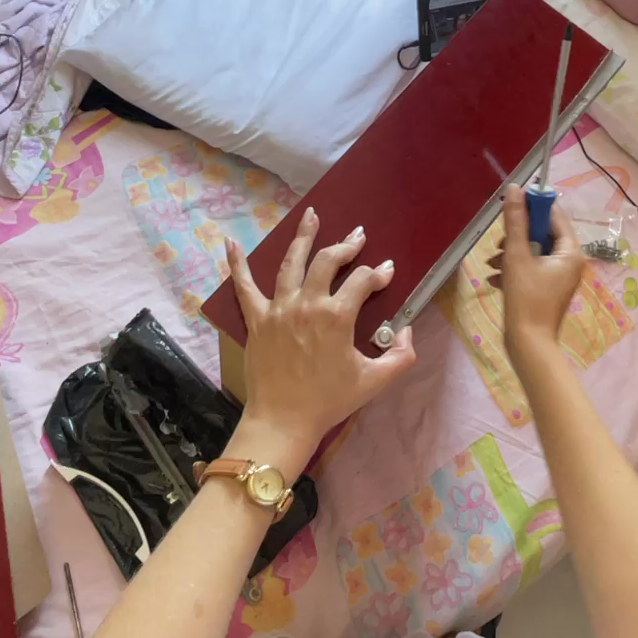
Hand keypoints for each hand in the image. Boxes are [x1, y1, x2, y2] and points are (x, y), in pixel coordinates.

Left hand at [224, 208, 416, 466]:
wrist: (283, 420)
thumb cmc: (329, 401)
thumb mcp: (375, 381)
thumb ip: (401, 356)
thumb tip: (406, 331)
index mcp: (336, 316)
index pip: (361, 281)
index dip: (377, 274)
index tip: (386, 272)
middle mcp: (307, 304)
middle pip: (327, 262)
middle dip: (346, 245)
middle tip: (358, 236)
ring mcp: (278, 309)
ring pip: (291, 263)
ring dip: (302, 237)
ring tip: (311, 217)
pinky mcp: (257, 320)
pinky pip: (244, 288)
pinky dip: (237, 264)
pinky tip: (231, 243)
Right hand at [488, 185, 585, 360]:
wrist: (528, 344)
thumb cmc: (526, 298)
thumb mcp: (517, 256)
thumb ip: (515, 221)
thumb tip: (515, 189)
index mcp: (570, 252)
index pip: (554, 215)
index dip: (532, 207)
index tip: (510, 207)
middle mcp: (569, 262)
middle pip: (542, 234)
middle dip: (518, 236)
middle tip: (499, 243)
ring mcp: (559, 277)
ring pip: (533, 252)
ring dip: (510, 254)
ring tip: (494, 264)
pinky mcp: (547, 290)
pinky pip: (530, 269)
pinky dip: (513, 270)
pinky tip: (496, 278)